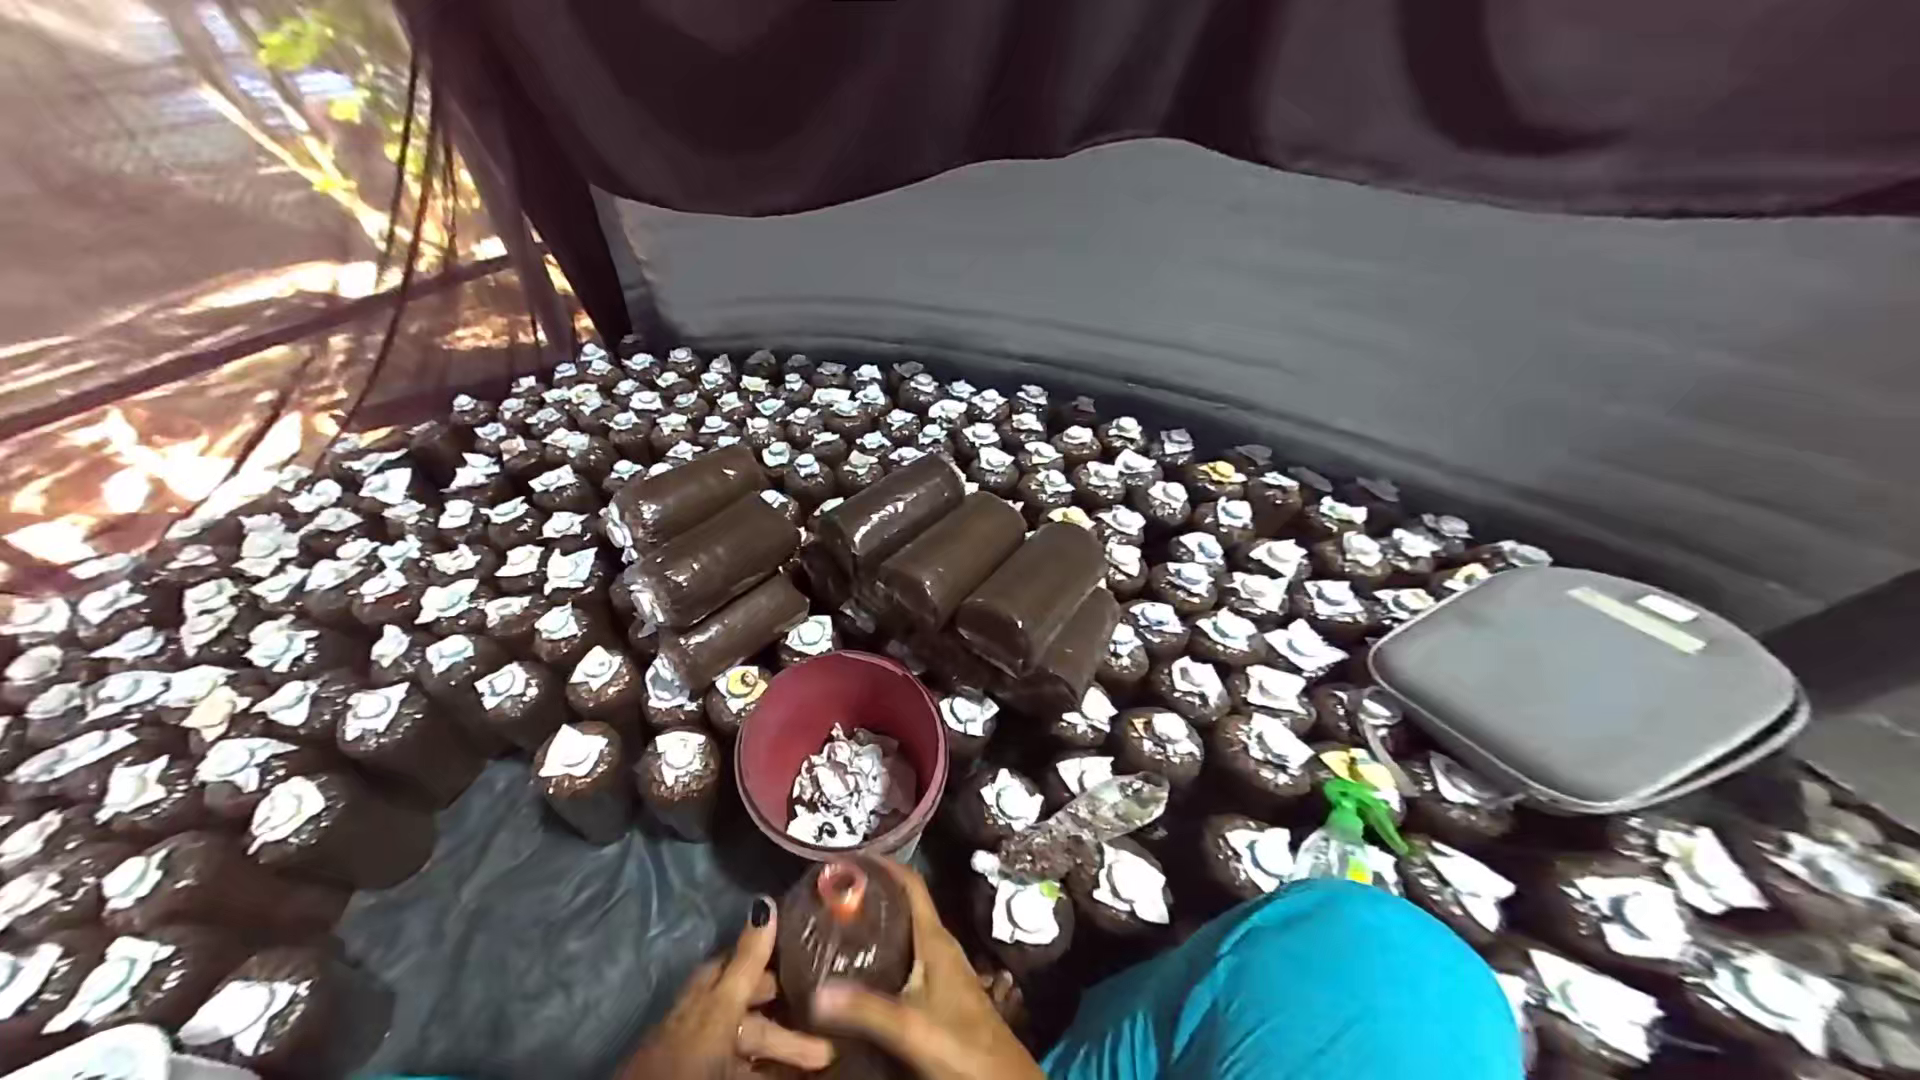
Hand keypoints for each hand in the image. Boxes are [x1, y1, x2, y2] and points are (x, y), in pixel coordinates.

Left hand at [622, 896, 834, 1078]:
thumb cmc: (685, 1058)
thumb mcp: (721, 1008)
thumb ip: (747, 960)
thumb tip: (766, 901)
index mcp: (712, 988)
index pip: (756, 964)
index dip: (787, 961)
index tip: (826, 961)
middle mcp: (714, 1016)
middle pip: (763, 1009)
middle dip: (798, 1015)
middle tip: (837, 1023)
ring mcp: (713, 1053)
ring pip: (761, 1044)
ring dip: (791, 1051)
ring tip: (829, 1057)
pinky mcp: (716, 1074)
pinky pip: (755, 1071)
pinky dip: (775, 1071)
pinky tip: (799, 1076)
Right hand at [811, 860, 1044, 1079]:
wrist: (1002, 1079)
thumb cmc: (961, 1044)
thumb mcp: (909, 1025)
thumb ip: (865, 1008)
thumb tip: (815, 992)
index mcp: (935, 938)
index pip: (911, 883)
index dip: (884, 864)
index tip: (851, 859)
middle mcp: (940, 943)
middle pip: (906, 902)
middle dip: (875, 891)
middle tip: (836, 893)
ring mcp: (942, 965)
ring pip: (908, 928)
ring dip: (880, 918)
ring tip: (842, 922)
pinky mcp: (941, 987)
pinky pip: (909, 951)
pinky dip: (886, 945)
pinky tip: (865, 964)